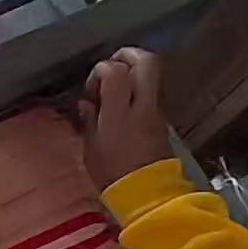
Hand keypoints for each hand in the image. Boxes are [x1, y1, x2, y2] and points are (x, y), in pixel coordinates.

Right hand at [78, 47, 174, 191]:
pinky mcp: (161, 118)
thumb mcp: (91, 148)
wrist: (145, 192)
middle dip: (127, 55)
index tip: (91, 89)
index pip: (115, 71)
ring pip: (151, 73)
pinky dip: (137, 89)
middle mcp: (141, 104)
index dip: (100, 71)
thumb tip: (86, 103)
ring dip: (133, 72)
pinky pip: (151, 91)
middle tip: (110, 67)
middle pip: (145, 60)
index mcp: (119, 112)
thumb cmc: (111, 173)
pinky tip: (123, 105)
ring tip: (115, 89)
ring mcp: (156, 109)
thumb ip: (89, 120)